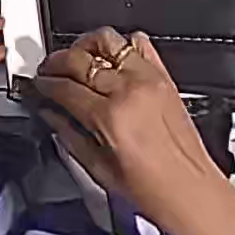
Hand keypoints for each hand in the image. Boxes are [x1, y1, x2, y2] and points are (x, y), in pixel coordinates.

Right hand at [34, 28, 234, 234]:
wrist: (194, 195)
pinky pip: (139, 43)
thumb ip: (69, 135)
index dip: (45, 85)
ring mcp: (148, 78)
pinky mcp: (163, 76)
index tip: (39, 86)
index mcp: (110, 117)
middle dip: (56, 62)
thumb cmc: (155, 192)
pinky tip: (111, 56)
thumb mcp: (99, 170)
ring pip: (106, 39)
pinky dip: (121, 44)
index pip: (64, 87)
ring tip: (76, 56)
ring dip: (84, 44)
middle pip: (79, 59)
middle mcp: (129, 90)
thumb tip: (51, 114)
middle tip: (49, 71)